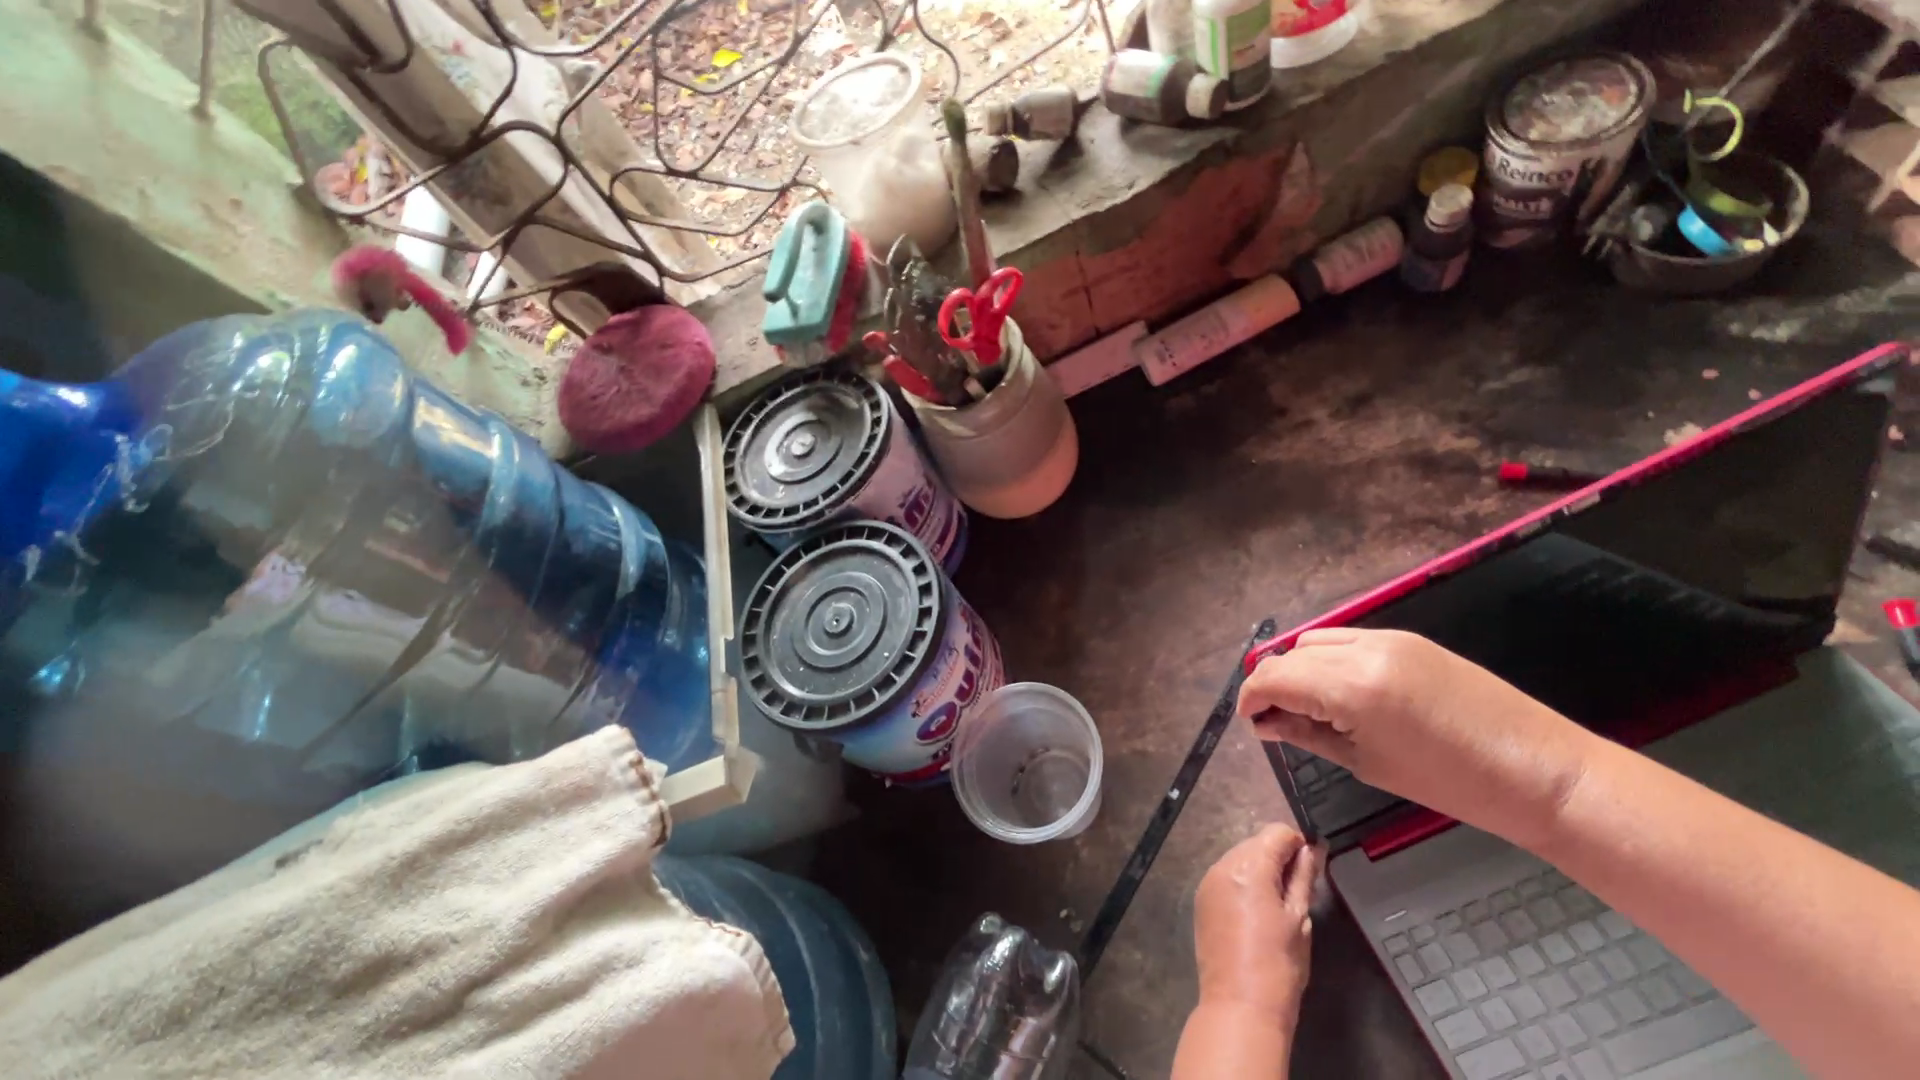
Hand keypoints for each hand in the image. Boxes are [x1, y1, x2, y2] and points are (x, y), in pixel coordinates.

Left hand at [1193, 823, 1319, 1028]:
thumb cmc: (1278, 964)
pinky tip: (1256, 911)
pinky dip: (1242, 883)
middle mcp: (1222, 866)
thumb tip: (1312, 849)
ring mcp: (1207, 882)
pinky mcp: (1201, 899)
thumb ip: (1304, 877)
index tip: (1311, 865)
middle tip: (1297, 890)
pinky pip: (1226, 876)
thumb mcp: (1299, 918)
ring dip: (1259, 870)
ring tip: (1277, 904)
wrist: (1240, 1004)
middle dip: (1278, 857)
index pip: (1276, 833)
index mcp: (1248, 867)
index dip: (1298, 844)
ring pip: (1239, 858)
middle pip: (1255, 843)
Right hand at [1237, 628, 1597, 847]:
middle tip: (1277, 721)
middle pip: (1291, 654)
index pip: (1274, 676)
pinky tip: (1344, 694)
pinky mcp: (1410, 639)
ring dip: (1301, 669)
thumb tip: (1267, 721)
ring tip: (1311, 708)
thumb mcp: (1365, 763)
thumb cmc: (1448, 783)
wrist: (1538, 770)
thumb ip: (1306, 733)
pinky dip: (1331, 661)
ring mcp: (1389, 638)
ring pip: (1316, 641)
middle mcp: (1364, 649)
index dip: (1251, 697)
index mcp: (1350, 686)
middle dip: (1273, 684)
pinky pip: (1349, 639)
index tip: (1250, 722)